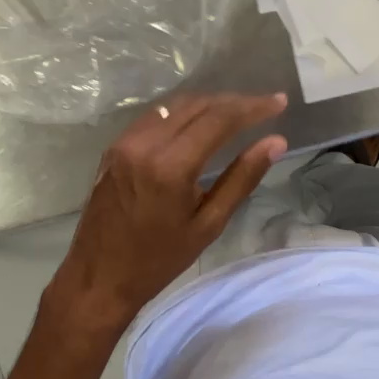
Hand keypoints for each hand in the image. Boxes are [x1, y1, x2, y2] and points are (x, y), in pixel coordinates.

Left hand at [41, 93, 288, 335]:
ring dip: (208, 105)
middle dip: (233, 103)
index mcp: (170, 166)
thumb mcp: (208, 225)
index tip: (279, 102)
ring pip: (174, 106)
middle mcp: (145, 144)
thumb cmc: (159, 260)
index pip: (219, 119)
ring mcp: (124, 143)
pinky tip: (198, 124)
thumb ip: (241, 179)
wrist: (99, 276)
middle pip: (197, 106)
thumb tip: (275, 142)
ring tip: (236, 113)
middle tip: (263, 107)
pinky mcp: (114, 148)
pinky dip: (181, 114)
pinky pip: (154, 118)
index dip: (252, 107)